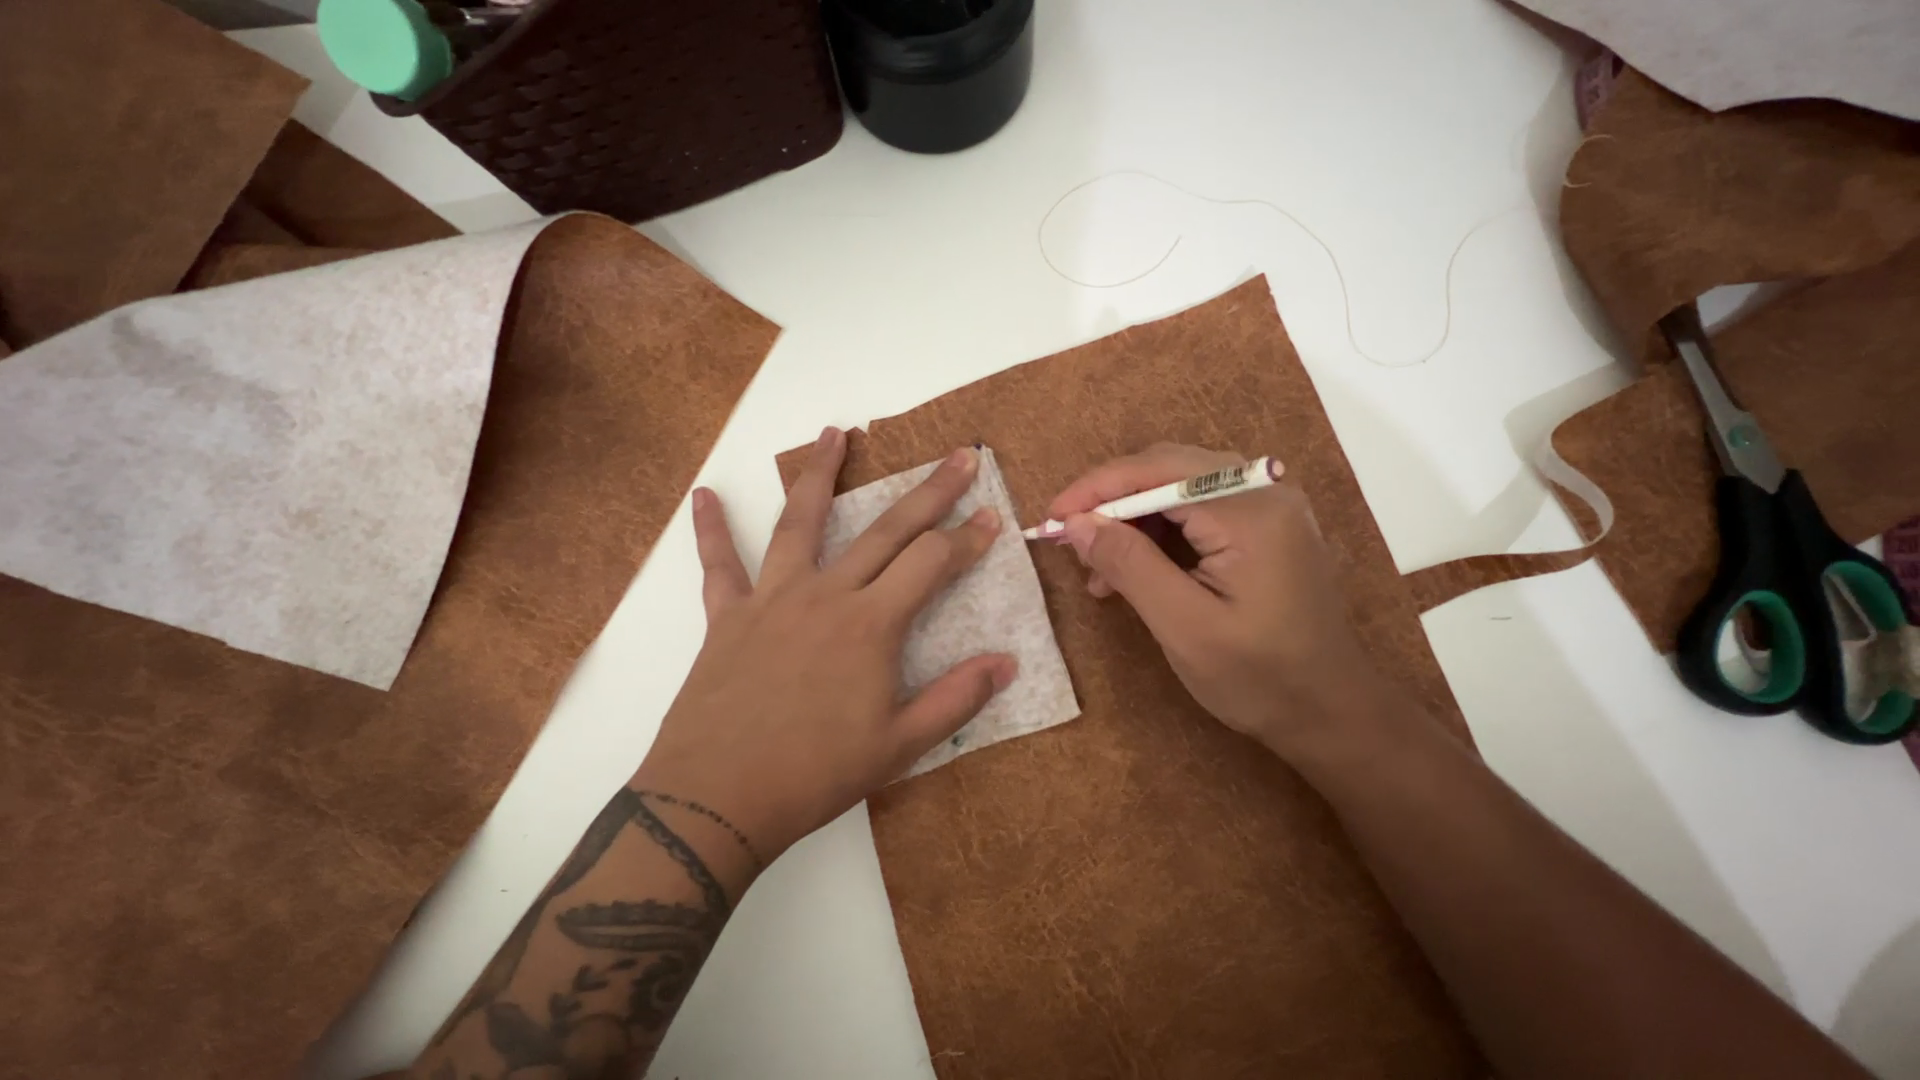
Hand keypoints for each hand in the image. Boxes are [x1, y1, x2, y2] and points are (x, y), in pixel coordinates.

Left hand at [635, 429, 1015, 871]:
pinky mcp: (726, 616)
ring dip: (819, 473)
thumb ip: (956, 699)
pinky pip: (718, 565)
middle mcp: (826, 595)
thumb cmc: (816, 775)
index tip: (993, 516)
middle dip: (928, 491)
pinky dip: (711, 529)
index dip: (968, 538)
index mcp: (871, 625)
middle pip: (885, 529)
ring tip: (834, 432)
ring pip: (800, 521)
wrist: (718, 798)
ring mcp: (772, 599)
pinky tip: (704, 495)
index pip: (932, 563)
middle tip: (958, 455)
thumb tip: (1007, 662)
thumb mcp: (900, 746)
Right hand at [1049, 443, 1383, 757]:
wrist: (1330, 711)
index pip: (1158, 470)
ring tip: (1097, 569)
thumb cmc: (1259, 677)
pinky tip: (1134, 570)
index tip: (1052, 519)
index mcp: (1251, 510)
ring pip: (1180, 488)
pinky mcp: (1267, 527)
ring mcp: (1270, 507)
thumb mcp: (1183, 626)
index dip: (1097, 488)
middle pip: (1169, 469)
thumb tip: (1076, 523)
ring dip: (1133, 519)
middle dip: (1112, 501)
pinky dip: (1161, 532)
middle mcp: (1265, 491)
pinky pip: (1200, 510)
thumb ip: (1129, 565)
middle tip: (1069, 541)